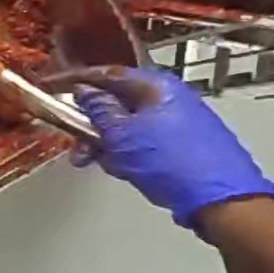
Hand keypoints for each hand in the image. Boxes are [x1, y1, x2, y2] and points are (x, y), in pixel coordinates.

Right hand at [53, 66, 273, 231]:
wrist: (217, 198)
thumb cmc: (171, 161)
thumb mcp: (122, 134)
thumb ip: (98, 110)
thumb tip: (84, 92)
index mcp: (157, 87)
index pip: (109, 74)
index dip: (79, 80)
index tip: (55, 88)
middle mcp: (168, 99)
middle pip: (115, 102)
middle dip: (90, 122)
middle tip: (75, 141)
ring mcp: (175, 121)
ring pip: (124, 124)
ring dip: (104, 142)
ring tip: (97, 160)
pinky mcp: (178, 143)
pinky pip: (138, 140)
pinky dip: (123, 152)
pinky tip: (121, 167)